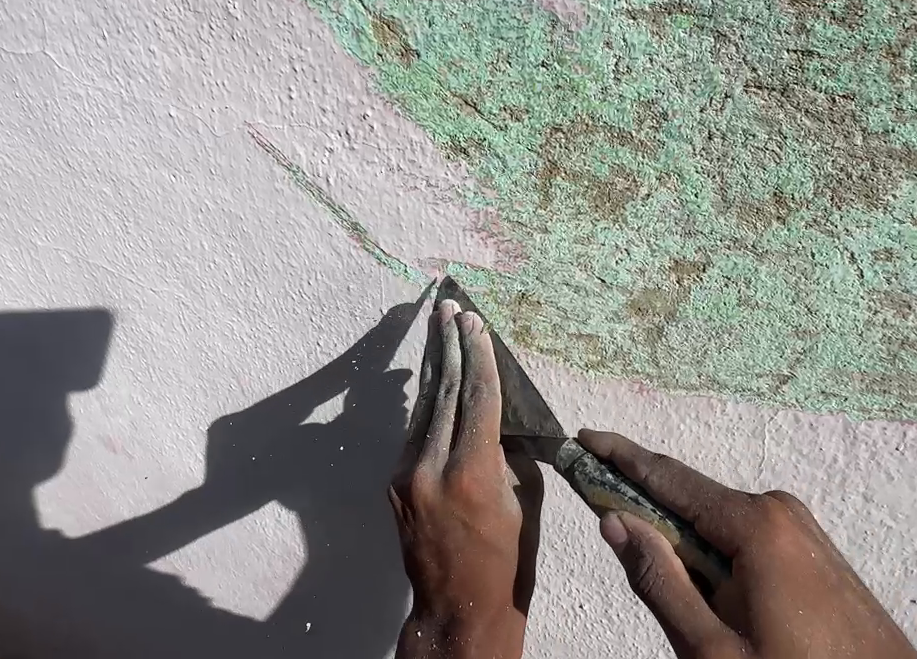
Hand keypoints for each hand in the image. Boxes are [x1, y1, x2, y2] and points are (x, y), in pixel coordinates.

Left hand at [389, 293, 542, 658]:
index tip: (477, 324)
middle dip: (449, 345)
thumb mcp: (522, 500)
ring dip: (433, 364)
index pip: (477, 398)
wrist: (458, 607)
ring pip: (424, 405)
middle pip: (443, 391)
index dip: (479, 357)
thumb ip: (506, 450)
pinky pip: (416, 430)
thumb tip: (496, 411)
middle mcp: (431, 467)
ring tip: (439, 326)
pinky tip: (433, 374)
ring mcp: (406, 473)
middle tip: (451, 308)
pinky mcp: (394, 481)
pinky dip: (428, 400)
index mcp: (472, 473)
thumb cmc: (507, 559)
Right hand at [578, 430, 916, 658]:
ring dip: (688, 547)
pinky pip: (748, 540)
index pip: (666, 477)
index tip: (581, 437)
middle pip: (691, 501)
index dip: (618, 457)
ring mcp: (803, 530)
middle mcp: (778, 510)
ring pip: (719, 526)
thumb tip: (614, 520)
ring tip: (689, 605)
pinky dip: (718, 557)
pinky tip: (721, 602)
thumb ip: (659, 580)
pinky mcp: (816, 553)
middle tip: (618, 533)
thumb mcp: (714, 653)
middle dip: (652, 515)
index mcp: (753, 524)